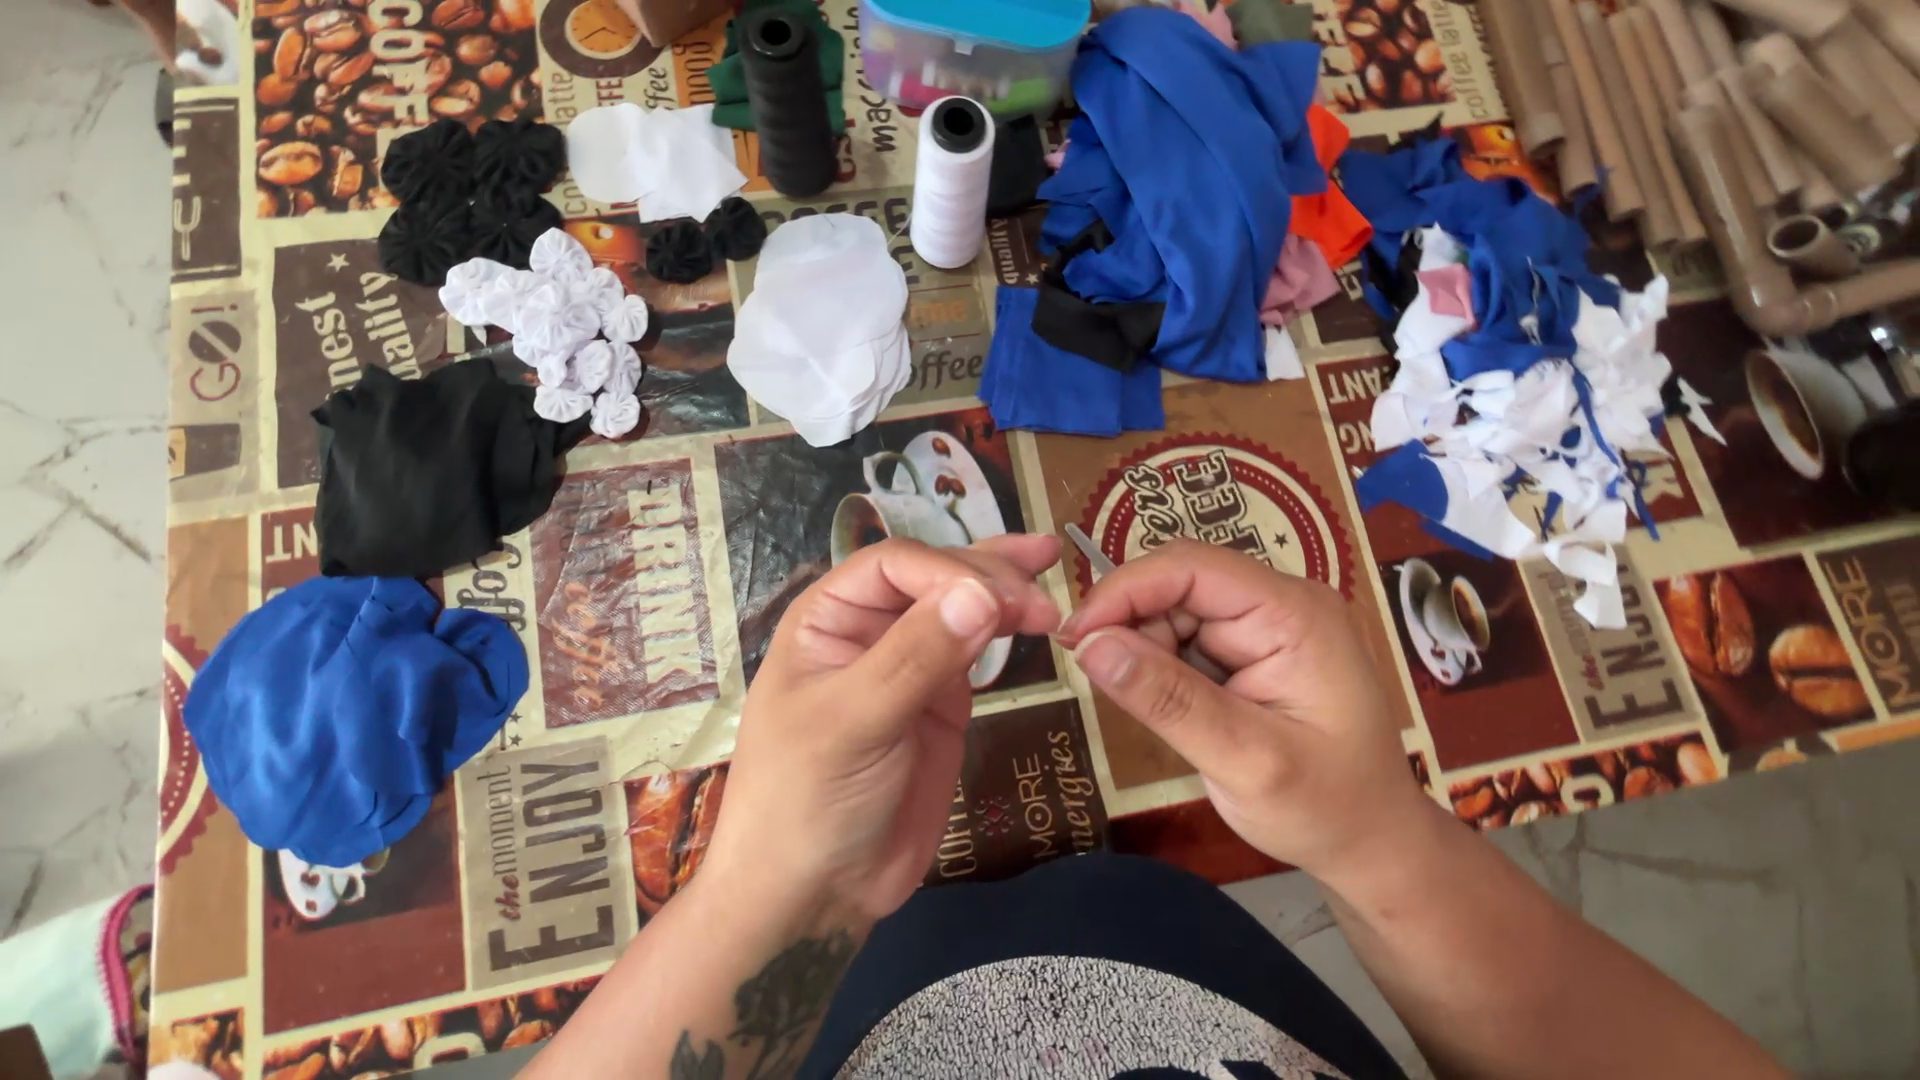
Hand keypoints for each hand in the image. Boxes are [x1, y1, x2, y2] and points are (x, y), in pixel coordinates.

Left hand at [701, 535, 1061, 923]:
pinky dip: (1007, 631)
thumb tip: (984, 594)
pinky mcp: (941, 700)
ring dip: (1005, 589)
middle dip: (988, 578)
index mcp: (828, 618)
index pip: (895, 566)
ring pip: (960, 606)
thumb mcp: (854, 723)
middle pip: (934, 578)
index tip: (1002, 601)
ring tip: (1052, 575)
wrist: (817, 893)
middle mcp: (869, 629)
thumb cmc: (807, 799)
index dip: (949, 571)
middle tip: (1041, 604)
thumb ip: (916, 657)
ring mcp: (908, 664)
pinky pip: (975, 650)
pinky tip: (1035, 616)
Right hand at [1057, 540, 1429, 879]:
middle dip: (1129, 623)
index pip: (1191, 568)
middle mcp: (1278, 603)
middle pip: (1177, 582)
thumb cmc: (1324, 808)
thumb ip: (1168, 701)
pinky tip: (1163, 703)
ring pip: (1172, 608)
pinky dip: (1158, 664)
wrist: (1370, 843)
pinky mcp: (1249, 647)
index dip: (1124, 591)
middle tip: (1100, 679)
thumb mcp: (1245, 761)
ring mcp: (1264, 624)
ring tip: (1146, 705)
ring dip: (1142, 647)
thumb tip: (1090, 646)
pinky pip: (1183, 635)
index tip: (1074, 639)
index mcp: (1292, 614)